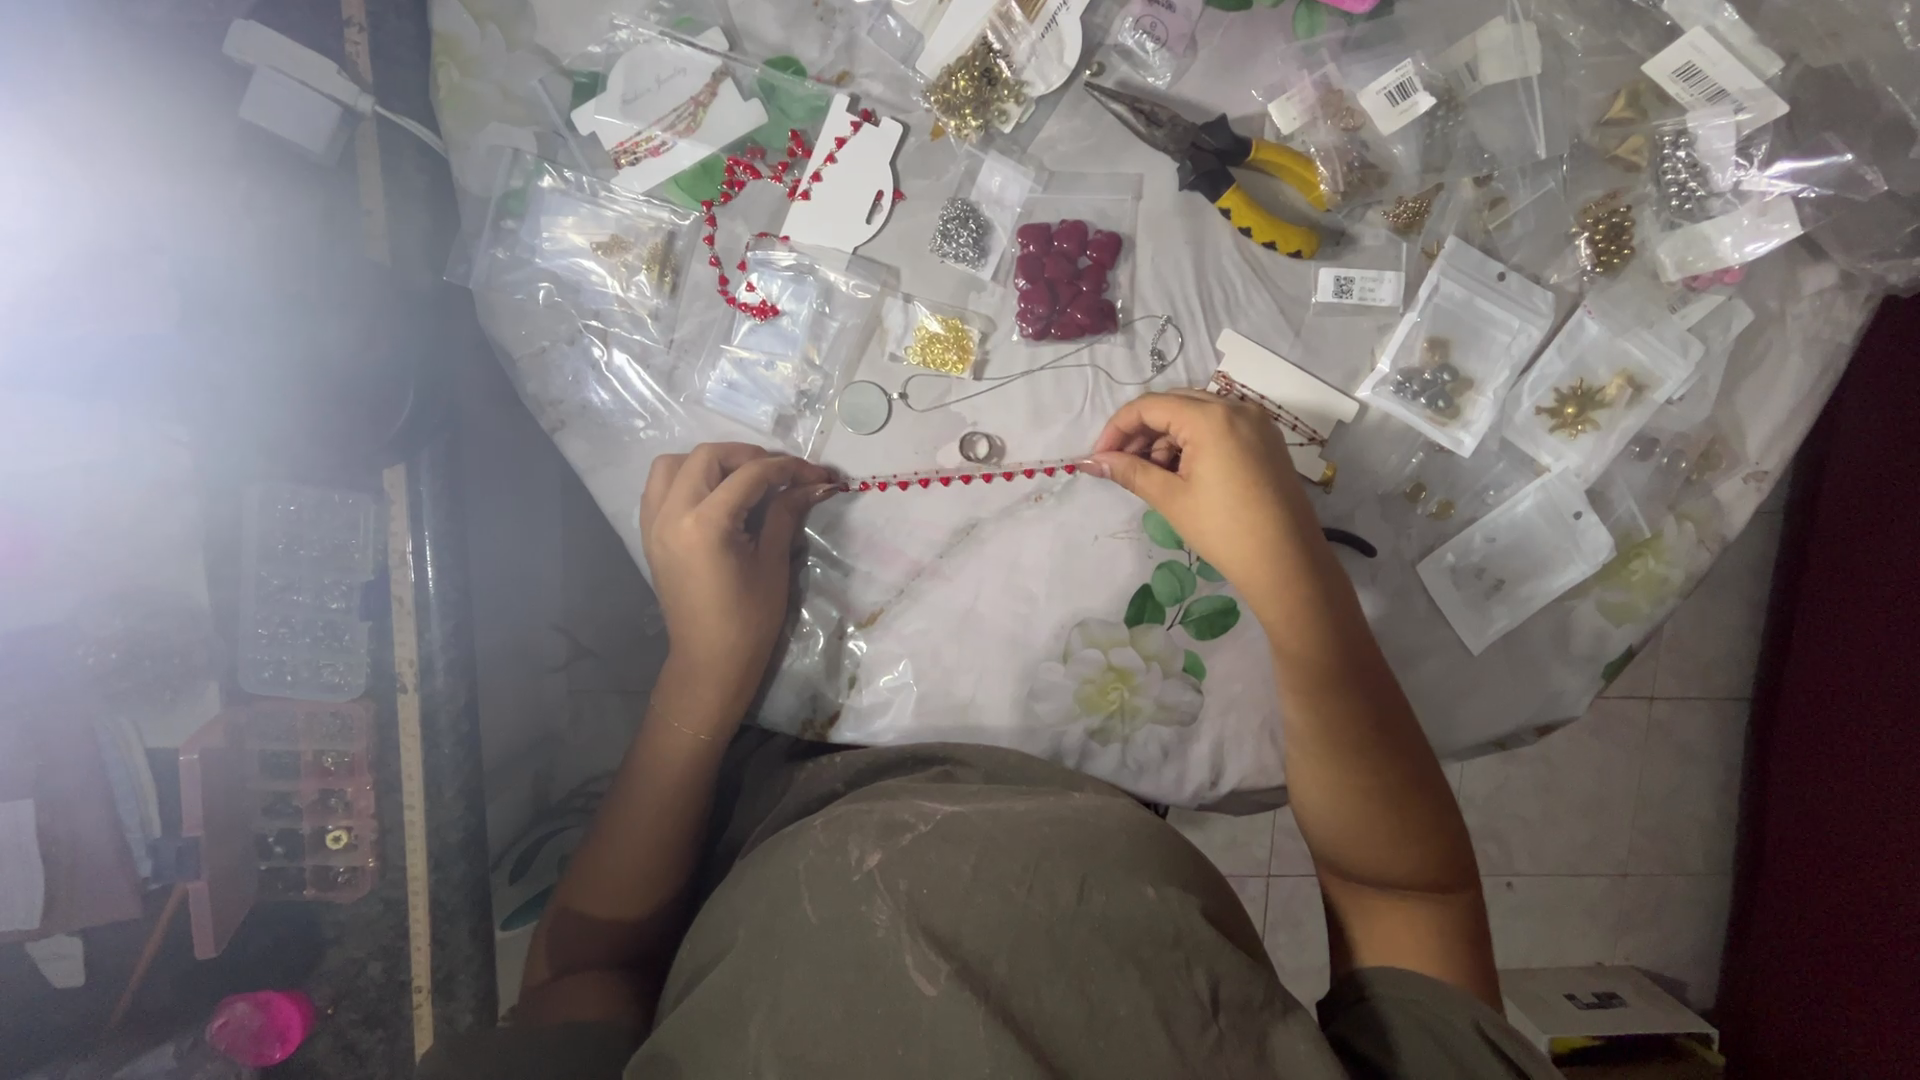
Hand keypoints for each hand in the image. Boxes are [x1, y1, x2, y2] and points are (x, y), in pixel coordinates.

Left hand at [638, 443, 836, 714]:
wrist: (710, 660)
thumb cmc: (749, 619)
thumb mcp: (773, 562)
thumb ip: (787, 512)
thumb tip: (816, 483)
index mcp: (705, 525)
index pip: (750, 475)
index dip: (789, 468)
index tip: (819, 474)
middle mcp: (672, 515)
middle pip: (707, 456)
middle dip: (749, 457)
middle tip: (782, 473)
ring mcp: (654, 523)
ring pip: (674, 464)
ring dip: (710, 462)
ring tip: (743, 479)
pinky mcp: (650, 534)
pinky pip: (660, 487)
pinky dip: (686, 478)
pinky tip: (715, 495)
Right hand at [1090, 390, 1320, 621]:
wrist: (1287, 562)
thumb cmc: (1224, 530)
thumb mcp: (1171, 499)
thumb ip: (1130, 472)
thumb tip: (1092, 462)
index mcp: (1211, 417)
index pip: (1149, 406)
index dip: (1117, 428)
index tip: (1099, 458)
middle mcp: (1236, 407)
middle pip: (1173, 404)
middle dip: (1141, 432)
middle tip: (1120, 465)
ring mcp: (1256, 422)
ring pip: (1195, 414)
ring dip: (1166, 438)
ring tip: (1152, 475)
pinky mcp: (1265, 439)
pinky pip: (1219, 426)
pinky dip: (1192, 442)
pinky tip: (1180, 473)